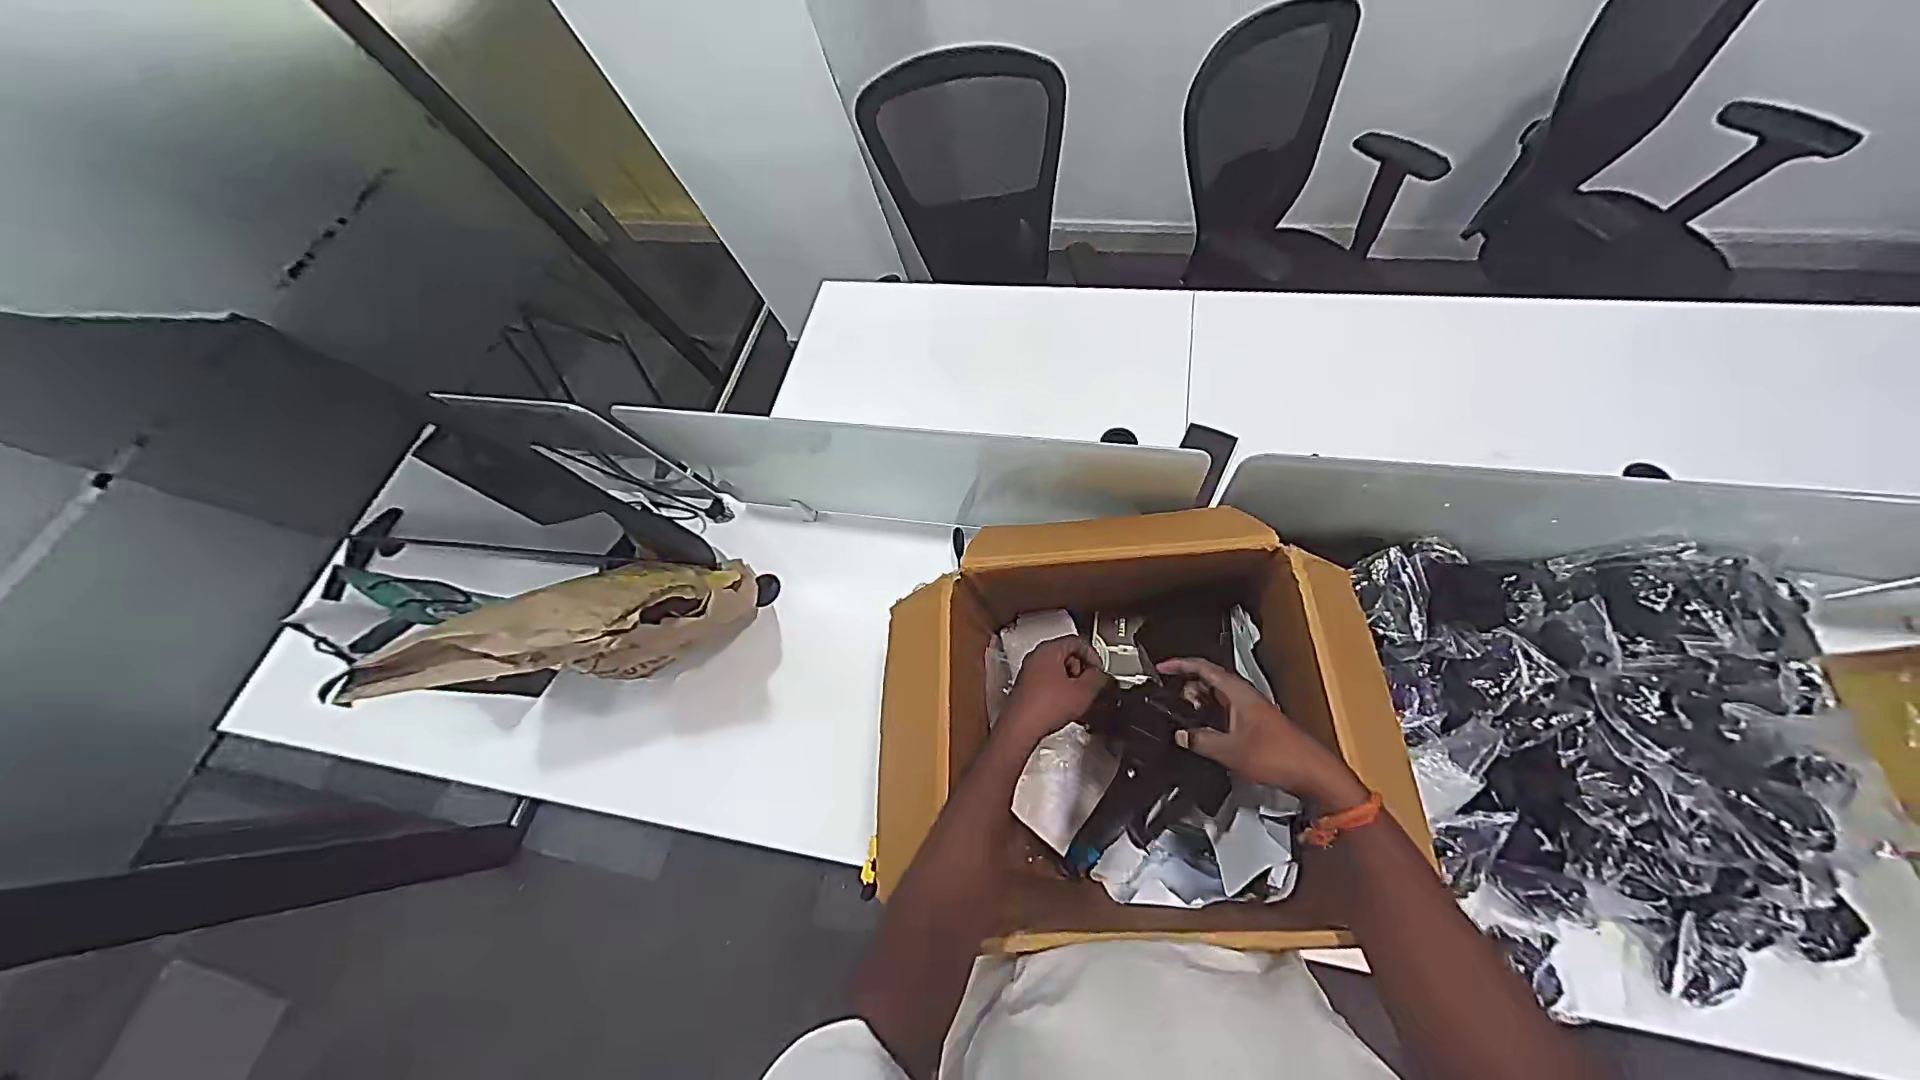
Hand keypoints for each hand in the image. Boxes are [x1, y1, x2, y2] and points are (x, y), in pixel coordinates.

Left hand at [998, 636, 1107, 747]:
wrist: (1020, 727)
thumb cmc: (1044, 707)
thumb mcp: (1083, 692)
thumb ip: (1097, 679)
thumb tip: (1100, 675)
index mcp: (1049, 650)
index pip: (1077, 641)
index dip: (1093, 656)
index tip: (1098, 670)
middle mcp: (1036, 657)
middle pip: (1067, 654)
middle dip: (1081, 669)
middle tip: (1088, 684)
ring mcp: (1029, 671)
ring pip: (1058, 669)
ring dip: (1071, 682)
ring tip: (1077, 698)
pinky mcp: (1026, 687)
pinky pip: (1048, 682)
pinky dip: (1059, 690)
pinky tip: (1065, 706)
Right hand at [1158, 657, 1369, 810]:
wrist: (1312, 774)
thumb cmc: (1281, 756)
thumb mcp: (1229, 750)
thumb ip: (1199, 740)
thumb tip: (1182, 734)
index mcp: (1238, 692)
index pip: (1203, 667)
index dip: (1180, 665)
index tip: (1163, 667)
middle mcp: (1245, 697)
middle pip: (1208, 682)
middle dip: (1188, 691)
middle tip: (1176, 706)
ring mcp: (1251, 710)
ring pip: (1217, 699)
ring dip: (1200, 708)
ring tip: (1190, 725)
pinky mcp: (1255, 725)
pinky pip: (1225, 714)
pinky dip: (1211, 719)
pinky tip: (1208, 738)